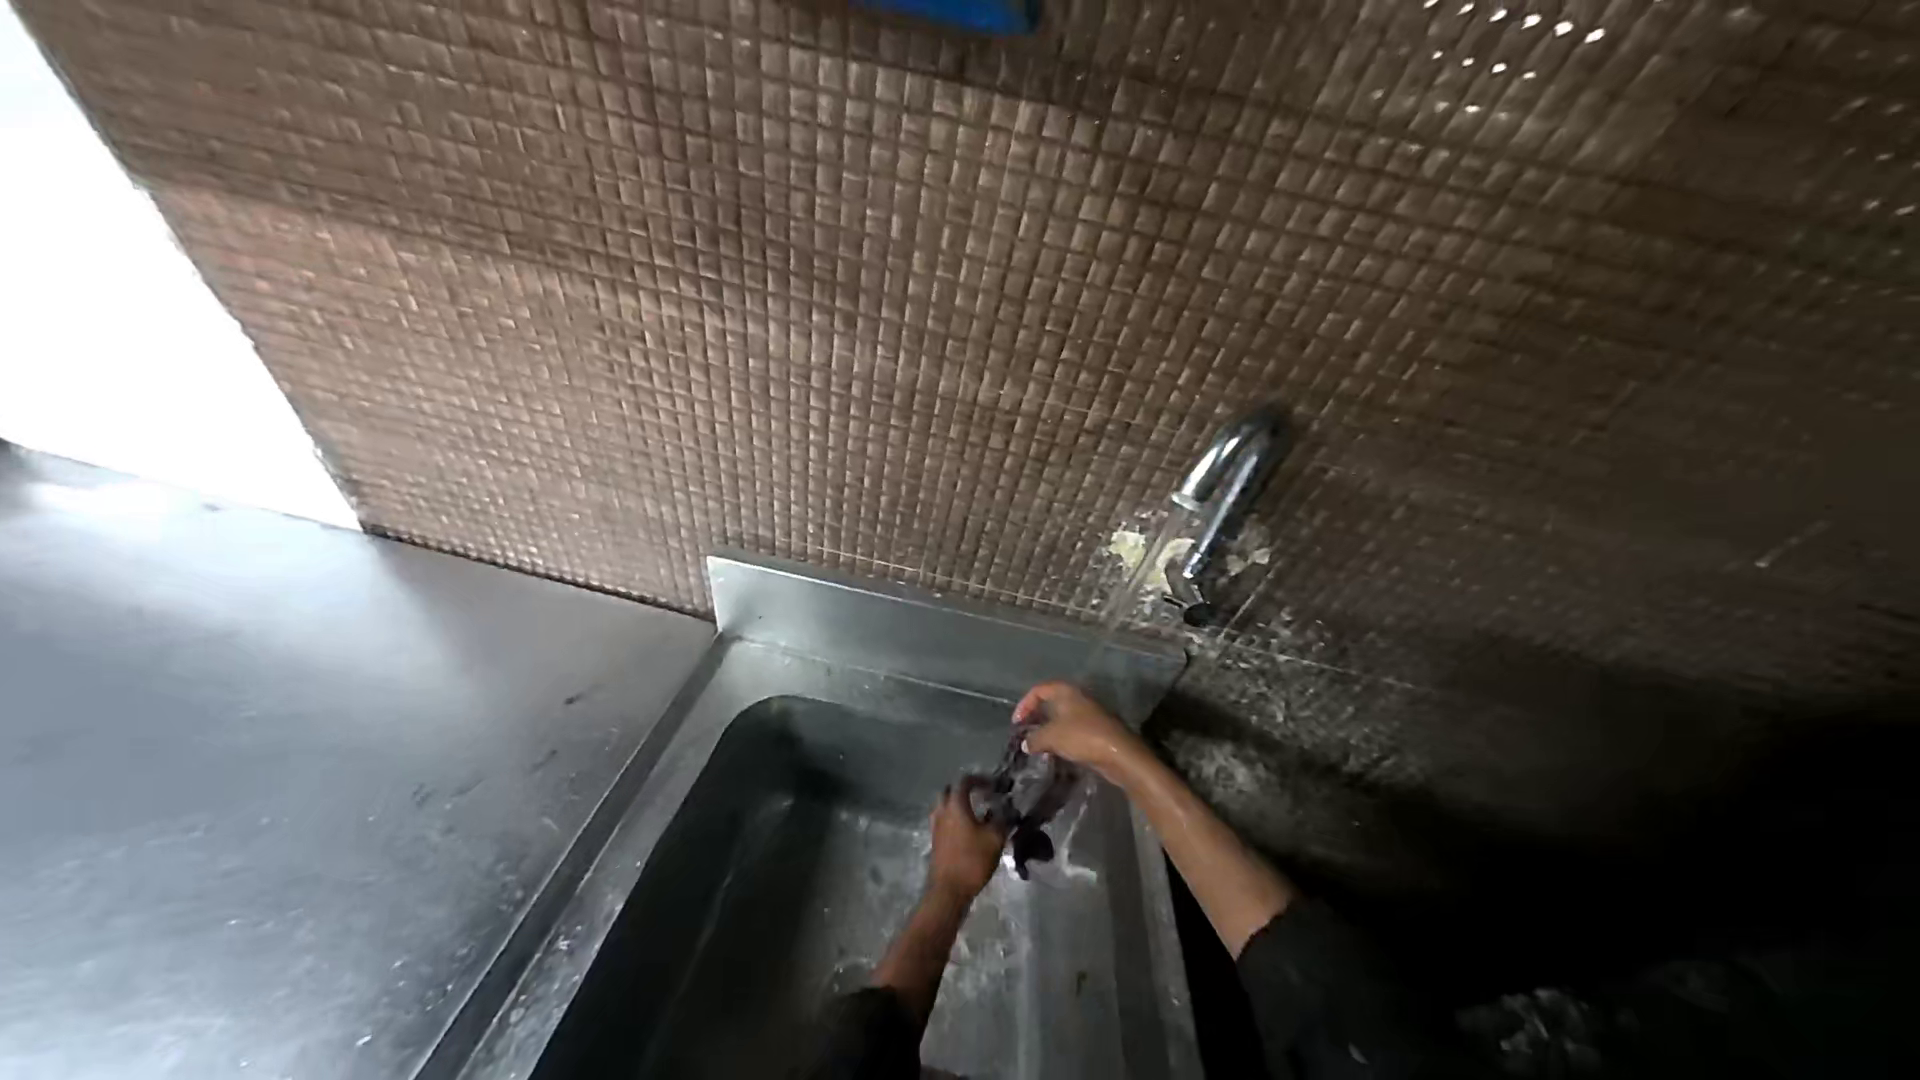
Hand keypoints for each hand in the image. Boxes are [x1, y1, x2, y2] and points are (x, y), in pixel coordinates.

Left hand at [927, 778, 1006, 900]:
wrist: (948, 890)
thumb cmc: (972, 860)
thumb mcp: (994, 839)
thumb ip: (1002, 820)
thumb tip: (1007, 809)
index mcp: (955, 806)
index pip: (964, 781)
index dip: (979, 779)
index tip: (993, 786)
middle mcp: (942, 811)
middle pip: (950, 791)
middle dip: (965, 789)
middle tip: (982, 795)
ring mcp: (936, 826)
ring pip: (945, 805)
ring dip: (958, 804)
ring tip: (976, 812)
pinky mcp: (935, 840)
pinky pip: (943, 820)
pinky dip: (954, 818)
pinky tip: (968, 829)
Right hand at [1012, 681, 1149, 782]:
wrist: (1120, 754)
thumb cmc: (1082, 737)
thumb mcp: (1051, 737)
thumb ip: (1034, 738)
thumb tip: (1025, 743)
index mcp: (1066, 691)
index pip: (1038, 690)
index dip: (1024, 704)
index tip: (1017, 723)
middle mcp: (1077, 698)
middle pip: (1050, 702)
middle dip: (1036, 717)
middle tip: (1026, 732)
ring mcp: (1088, 714)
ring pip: (1062, 718)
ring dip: (1048, 730)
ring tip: (1038, 746)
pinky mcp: (1096, 730)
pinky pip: (1072, 730)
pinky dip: (1061, 738)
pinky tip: (1056, 752)